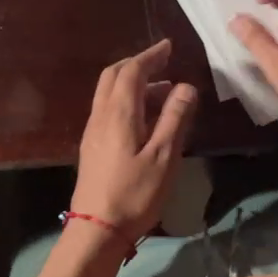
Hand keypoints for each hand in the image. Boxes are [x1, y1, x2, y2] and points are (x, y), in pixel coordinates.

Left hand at [69, 39, 199, 240]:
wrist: (97, 229)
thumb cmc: (135, 193)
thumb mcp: (164, 156)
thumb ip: (175, 118)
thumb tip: (186, 87)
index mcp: (119, 113)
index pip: (132, 72)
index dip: (150, 56)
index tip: (168, 47)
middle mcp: (101, 116)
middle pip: (114, 77)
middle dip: (138, 64)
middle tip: (163, 63)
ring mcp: (93, 132)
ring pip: (109, 93)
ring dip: (133, 84)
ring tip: (163, 92)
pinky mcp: (92, 147)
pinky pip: (108, 110)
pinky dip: (127, 100)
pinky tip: (145, 118)